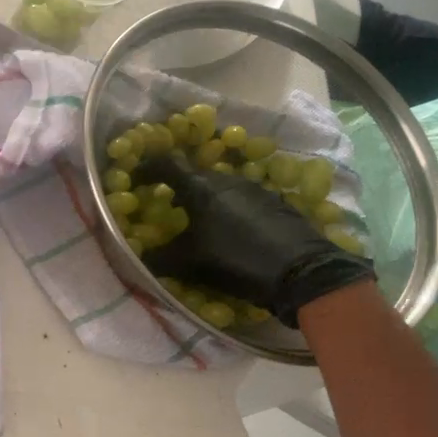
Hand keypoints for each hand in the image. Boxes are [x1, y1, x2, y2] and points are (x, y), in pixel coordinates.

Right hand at [130, 152, 373, 325]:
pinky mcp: (276, 202)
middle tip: (167, 206)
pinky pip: (242, 199)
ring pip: (220, 187)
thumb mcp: (188, 264)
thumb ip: (158, 257)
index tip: (135, 179)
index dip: (147, 168)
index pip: (167, 164)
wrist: (302, 272)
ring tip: (198, 221)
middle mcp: (227, 180)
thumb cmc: (235, 261)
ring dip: (205, 199)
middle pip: (195, 175)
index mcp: (201, 188)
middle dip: (177, 187)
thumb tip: (136, 255)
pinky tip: (231, 231)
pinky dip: (228, 209)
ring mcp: (256, 189)